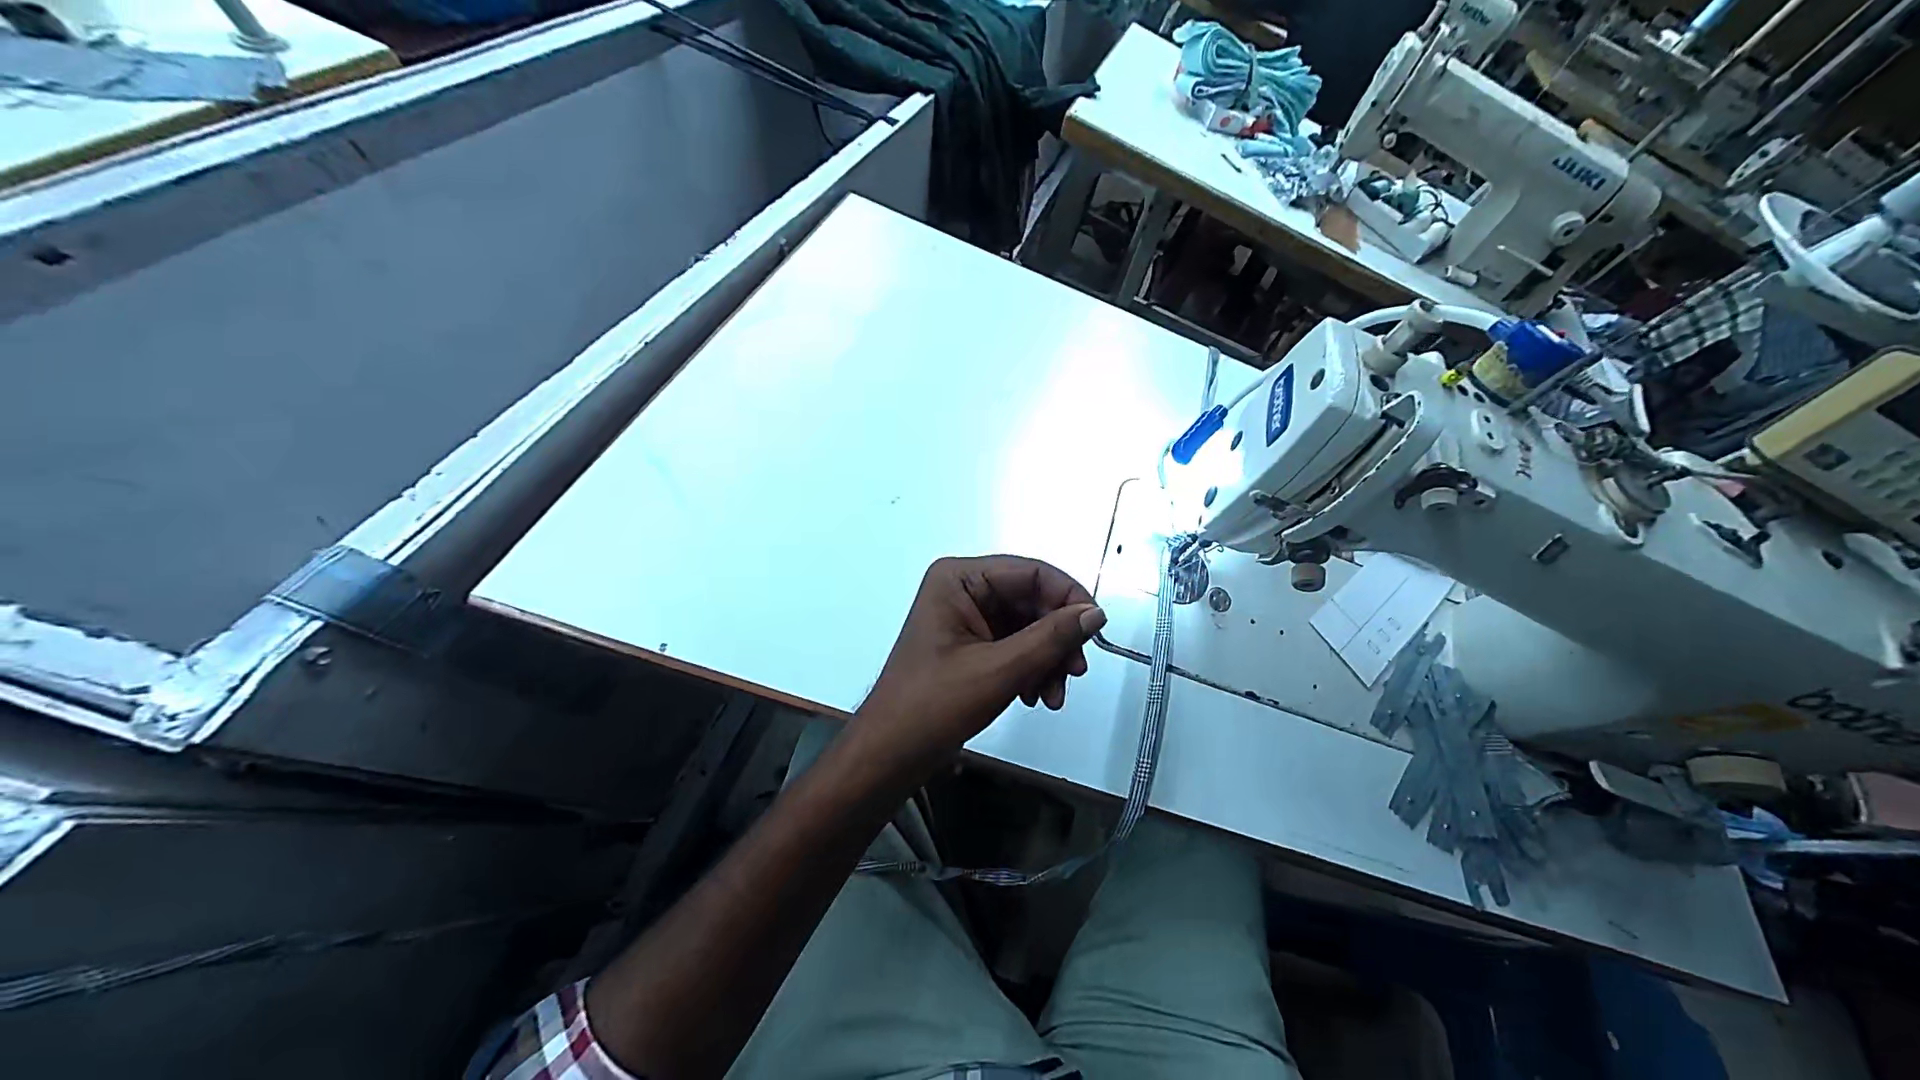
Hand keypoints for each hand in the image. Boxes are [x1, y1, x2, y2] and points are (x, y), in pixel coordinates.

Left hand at [851, 556, 1105, 771]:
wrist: (892, 752)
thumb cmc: (931, 706)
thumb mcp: (1000, 669)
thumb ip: (1051, 638)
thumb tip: (1093, 613)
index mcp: (958, 579)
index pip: (1031, 572)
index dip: (1068, 597)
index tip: (1096, 628)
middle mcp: (962, 590)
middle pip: (1032, 600)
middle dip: (1058, 638)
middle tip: (1076, 671)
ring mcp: (967, 618)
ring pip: (1029, 626)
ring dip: (1048, 659)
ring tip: (1054, 694)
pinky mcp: (972, 645)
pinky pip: (1016, 646)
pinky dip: (1032, 669)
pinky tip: (1037, 696)